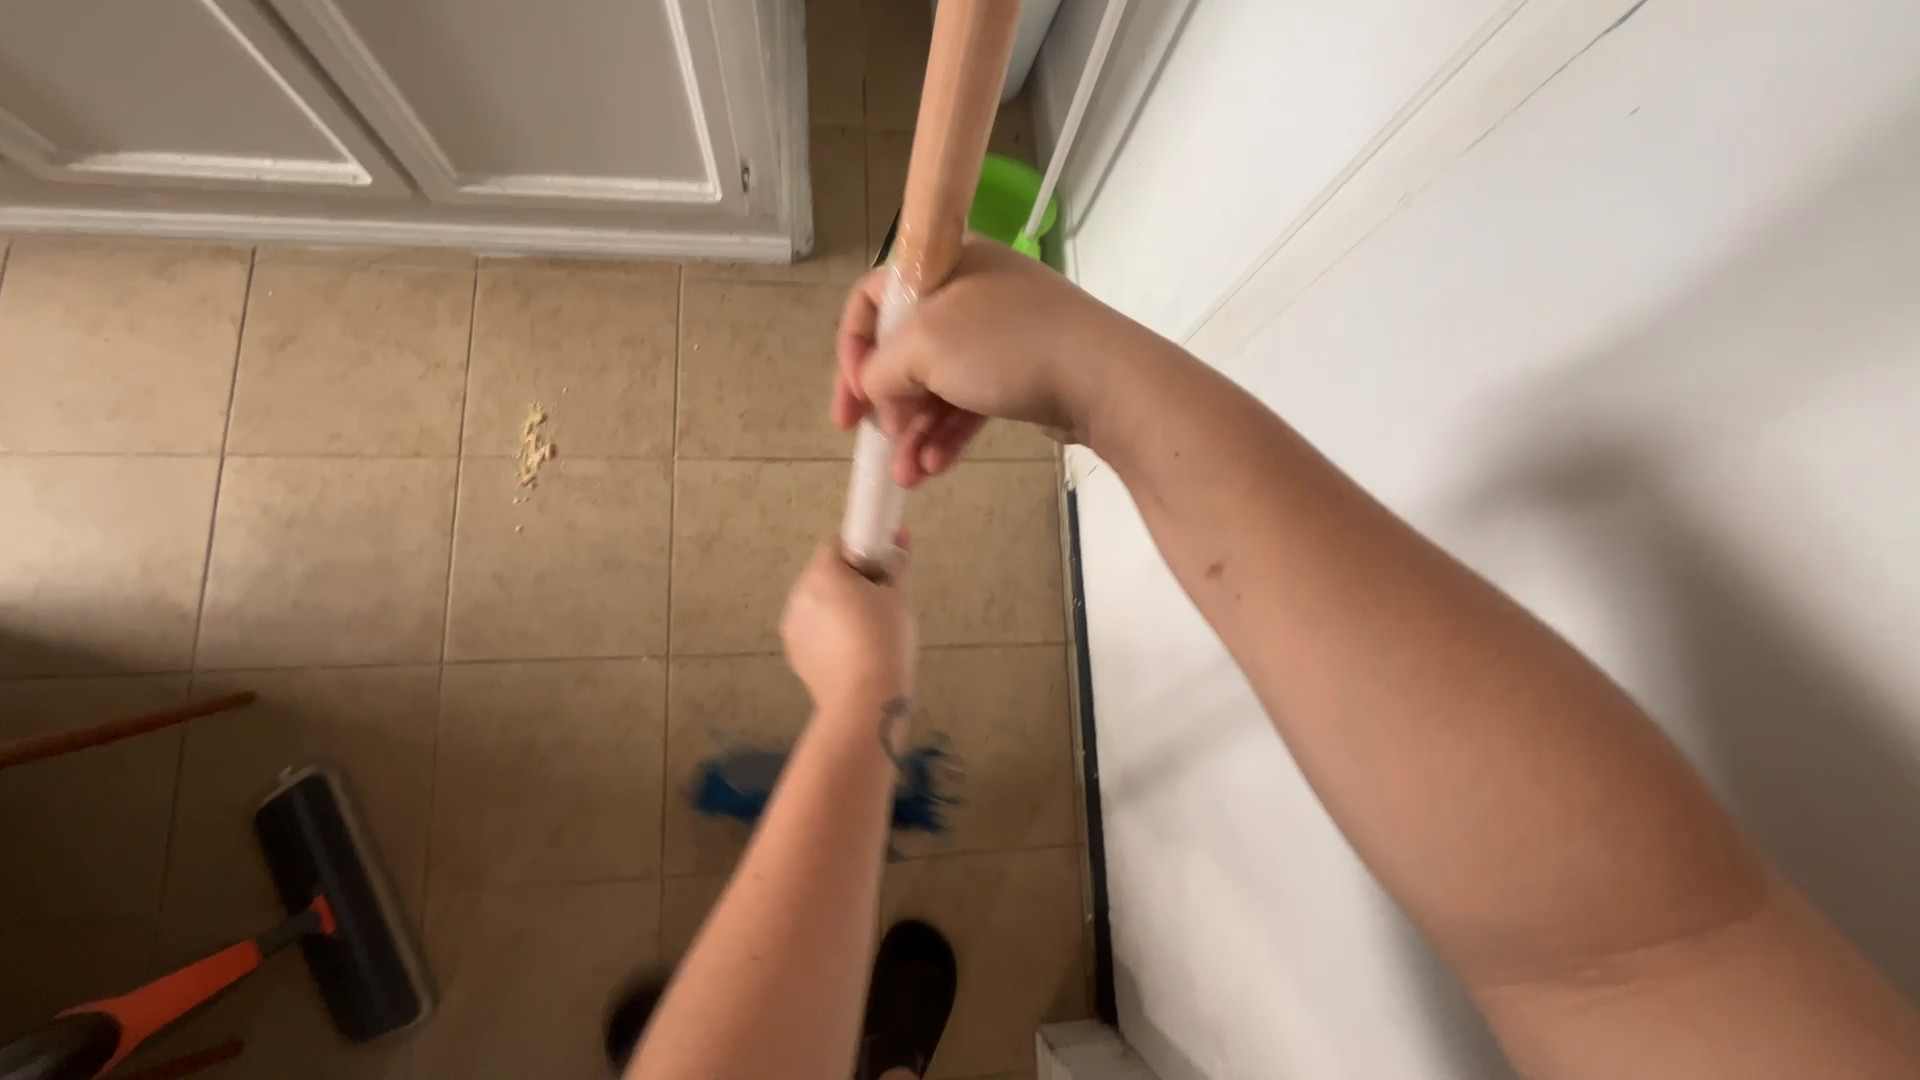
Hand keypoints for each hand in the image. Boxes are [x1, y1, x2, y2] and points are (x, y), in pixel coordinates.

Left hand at [781, 537, 916, 712]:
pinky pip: (812, 630)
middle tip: (877, 603)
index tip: (880, 571)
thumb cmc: (884, 639)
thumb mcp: (897, 598)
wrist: (864, 698)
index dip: (860, 552)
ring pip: (817, 603)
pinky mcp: (793, 651)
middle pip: (824, 574)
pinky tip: (849, 652)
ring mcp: (792, 625)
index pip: (837, 545)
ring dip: (835, 607)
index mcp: (823, 573)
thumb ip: (896, 564)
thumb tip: (901, 535)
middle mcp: (800, 594)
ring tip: (864, 632)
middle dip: (848, 582)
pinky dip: (827, 633)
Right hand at [831, 237, 1134, 486]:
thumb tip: (876, 395)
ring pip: (937, 387)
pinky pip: (968, 404)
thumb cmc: (1005, 346)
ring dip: (915, 433)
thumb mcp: (925, 346)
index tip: (848, 399)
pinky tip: (934, 469)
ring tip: (905, 477)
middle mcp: (967, 296)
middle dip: (887, 405)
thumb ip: (882, 369)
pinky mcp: (1018, 377)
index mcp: (943, 267)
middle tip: (874, 445)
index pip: (874, 299)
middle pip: (905, 352)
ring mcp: (996, 340)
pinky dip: (948, 435)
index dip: (851, 349)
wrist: (1102, 378)